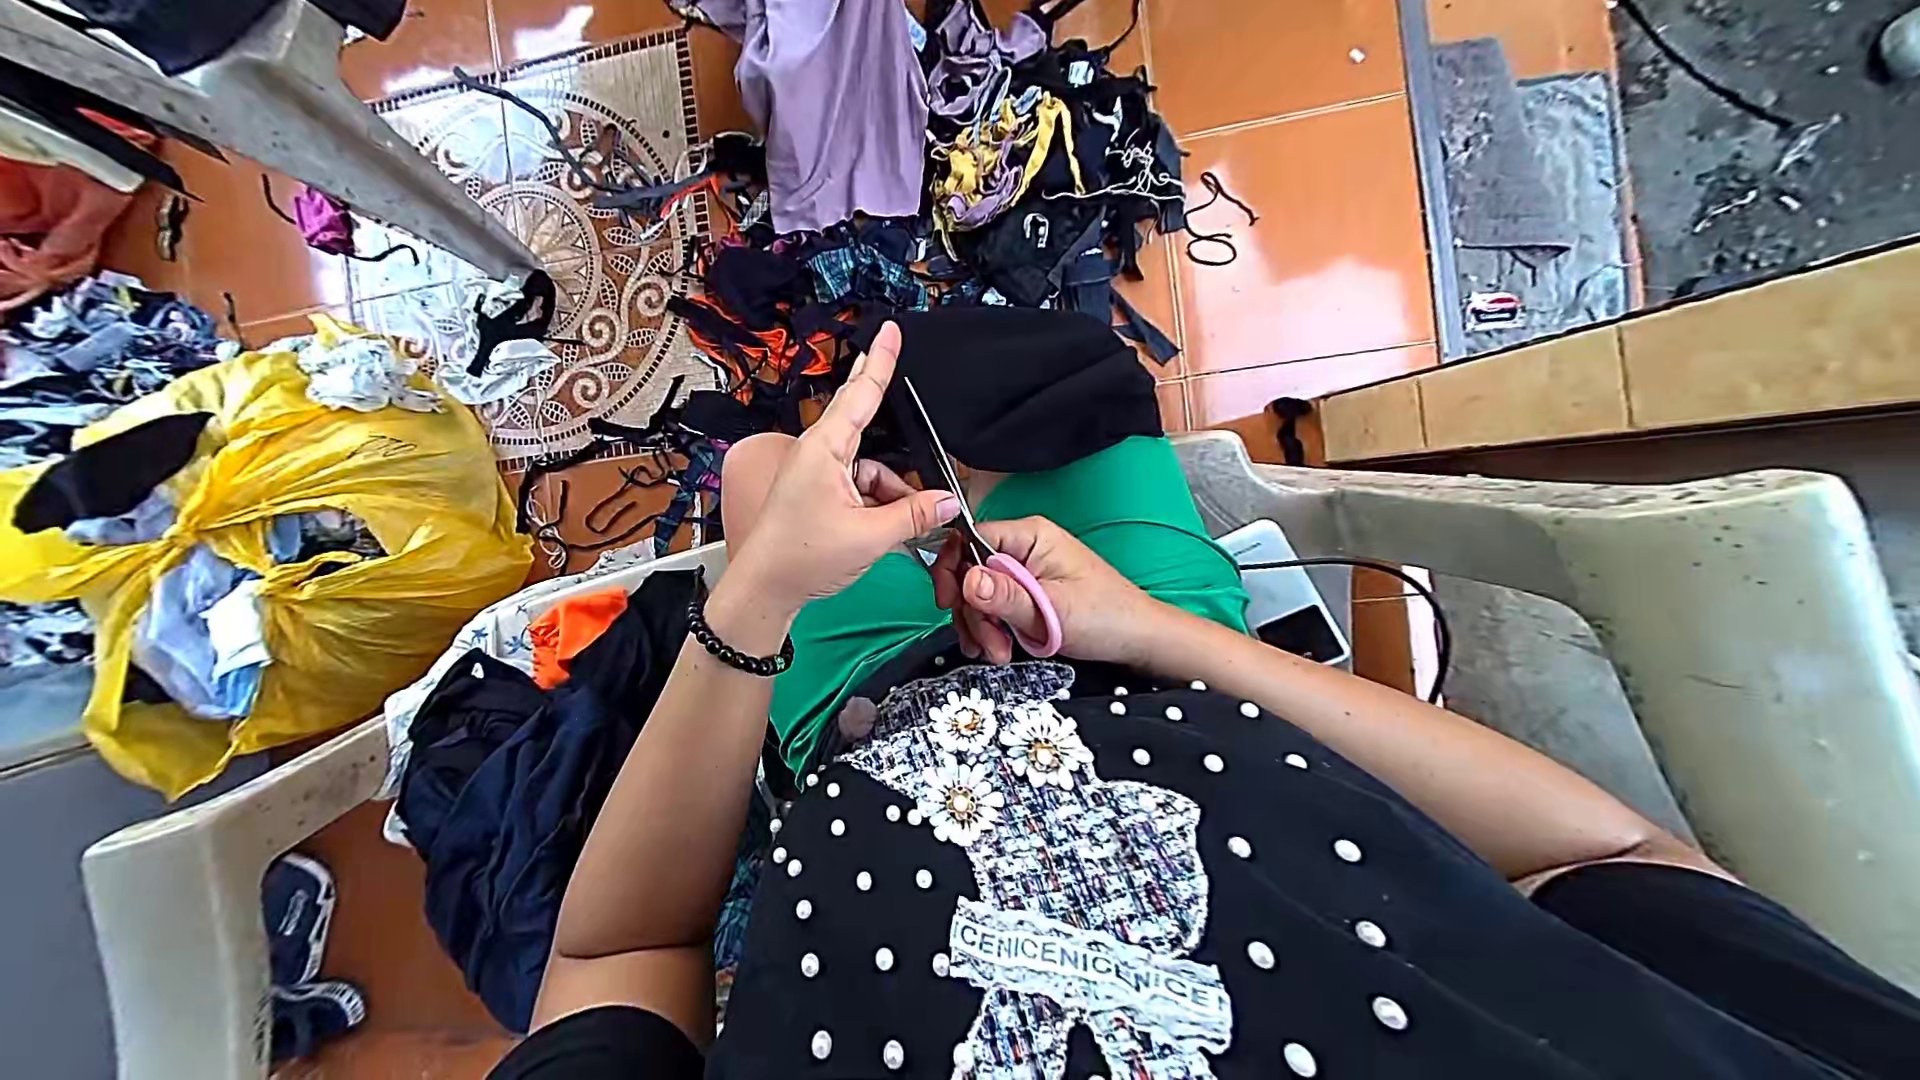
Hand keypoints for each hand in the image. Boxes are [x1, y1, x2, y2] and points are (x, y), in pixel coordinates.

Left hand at [717, 323, 959, 622]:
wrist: (766, 589)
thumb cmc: (801, 557)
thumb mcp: (869, 536)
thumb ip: (914, 516)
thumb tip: (948, 502)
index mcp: (825, 449)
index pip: (860, 394)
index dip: (880, 360)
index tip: (890, 331)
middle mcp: (820, 454)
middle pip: (868, 430)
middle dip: (891, 436)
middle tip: (907, 421)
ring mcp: (819, 474)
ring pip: (872, 469)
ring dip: (893, 494)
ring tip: (902, 527)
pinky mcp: (821, 494)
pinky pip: (861, 487)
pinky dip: (880, 505)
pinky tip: (889, 529)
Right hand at [931, 515, 1164, 665]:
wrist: (1137, 639)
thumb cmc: (1107, 617)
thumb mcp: (1052, 610)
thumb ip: (1006, 596)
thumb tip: (967, 580)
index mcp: (1031, 536)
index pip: (970, 538)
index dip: (953, 568)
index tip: (949, 600)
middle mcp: (1025, 548)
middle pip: (971, 570)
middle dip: (972, 610)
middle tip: (986, 641)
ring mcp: (1025, 570)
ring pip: (979, 592)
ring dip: (981, 625)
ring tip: (997, 651)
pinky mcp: (1027, 590)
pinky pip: (994, 604)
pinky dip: (991, 628)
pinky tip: (997, 646)